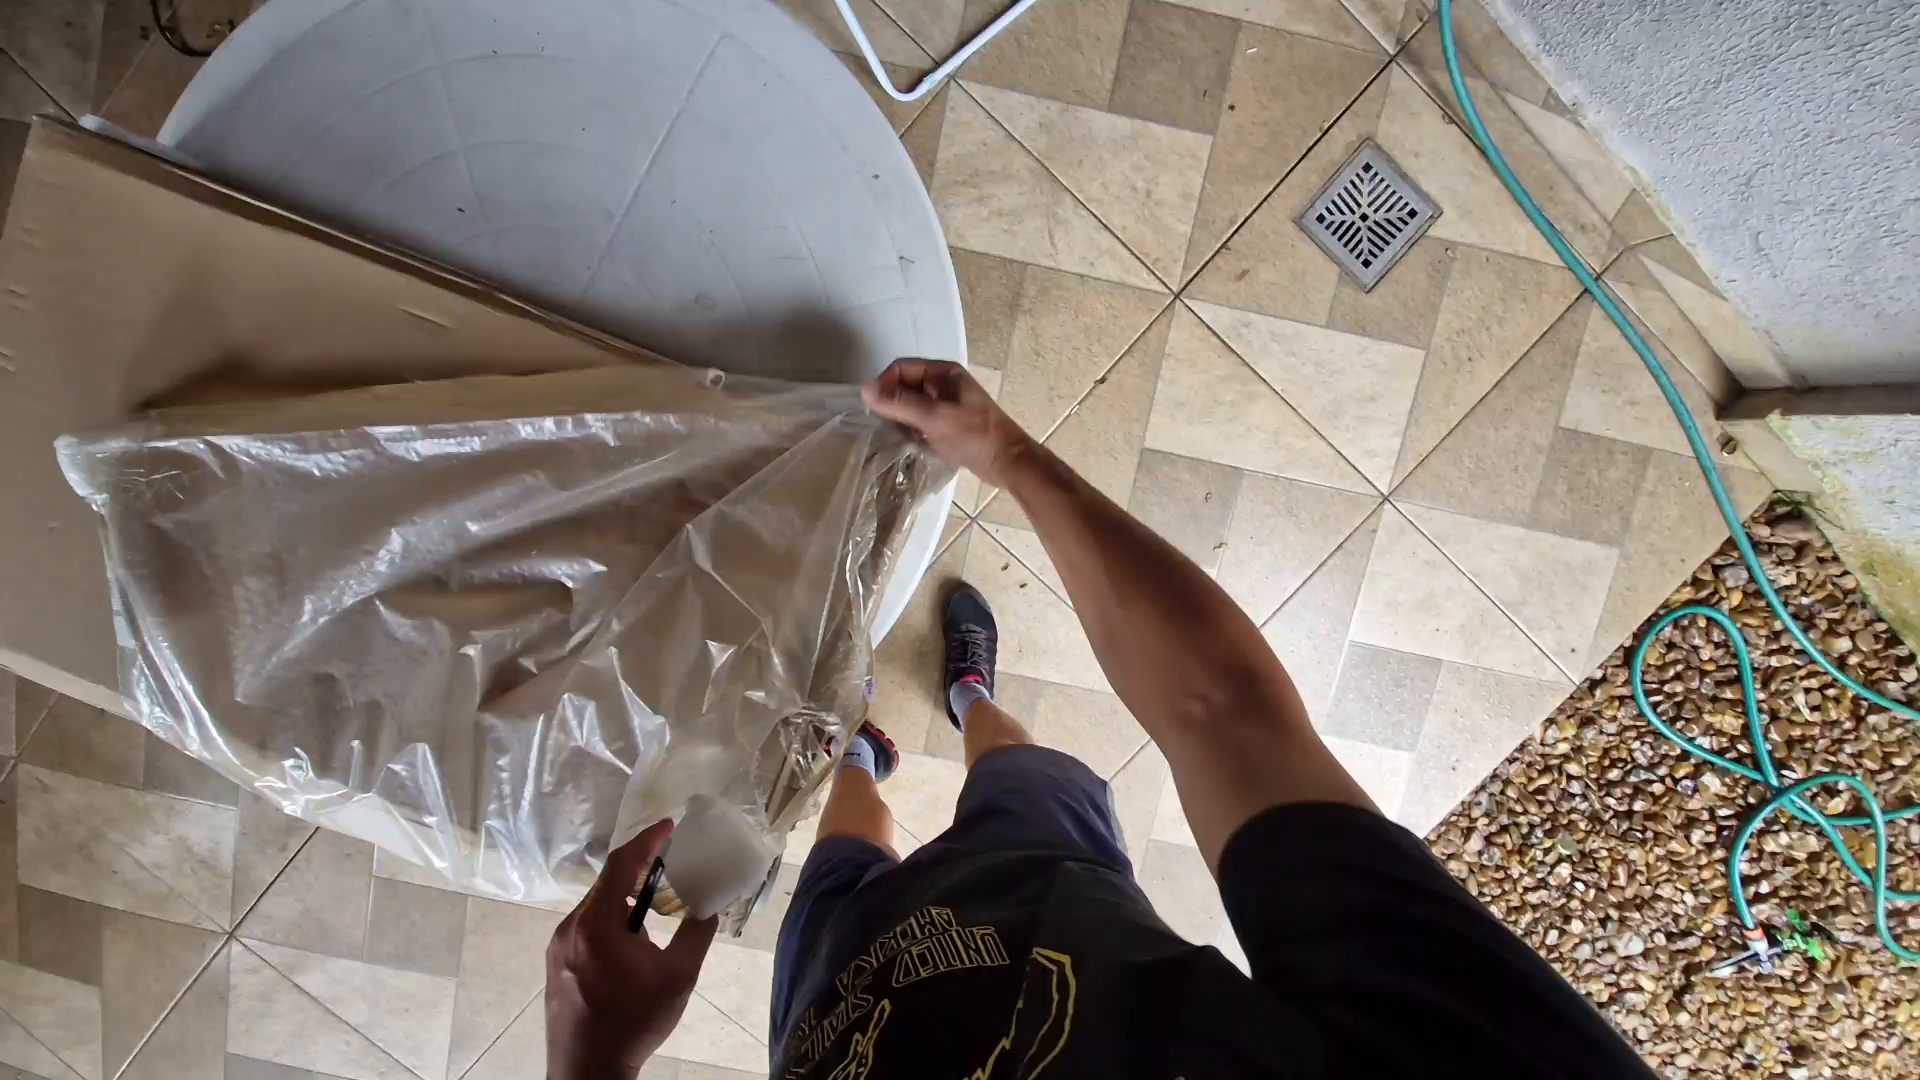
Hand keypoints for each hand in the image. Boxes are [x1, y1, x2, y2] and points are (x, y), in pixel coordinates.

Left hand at [546, 820, 717, 1079]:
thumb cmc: (634, 1022)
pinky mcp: (556, 964)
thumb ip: (698, 932)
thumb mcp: (678, 975)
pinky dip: (613, 911)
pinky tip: (634, 926)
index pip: (621, 864)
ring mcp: (558, 947)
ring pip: (596, 902)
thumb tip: (711, 904)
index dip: (647, 840)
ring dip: (626, 889)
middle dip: (639, 862)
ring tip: (656, 888)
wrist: (588, 1076)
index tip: (670, 825)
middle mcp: (570, 928)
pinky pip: (587, 922)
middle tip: (669, 854)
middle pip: (606, 880)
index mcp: (596, 924)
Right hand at [863, 358, 1037, 490]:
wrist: (1006, 461)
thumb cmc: (973, 435)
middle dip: (893, 404)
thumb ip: (900, 403)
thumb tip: (865, 390)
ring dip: (903, 420)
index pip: (901, 368)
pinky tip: (914, 444)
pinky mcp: (950, 424)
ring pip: (913, 406)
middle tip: (887, 426)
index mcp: (943, 373)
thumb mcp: (933, 417)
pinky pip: (922, 422)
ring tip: (901, 437)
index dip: (884, 384)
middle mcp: (944, 384)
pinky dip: (914, 431)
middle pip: (905, 386)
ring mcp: (947, 405)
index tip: (875, 409)